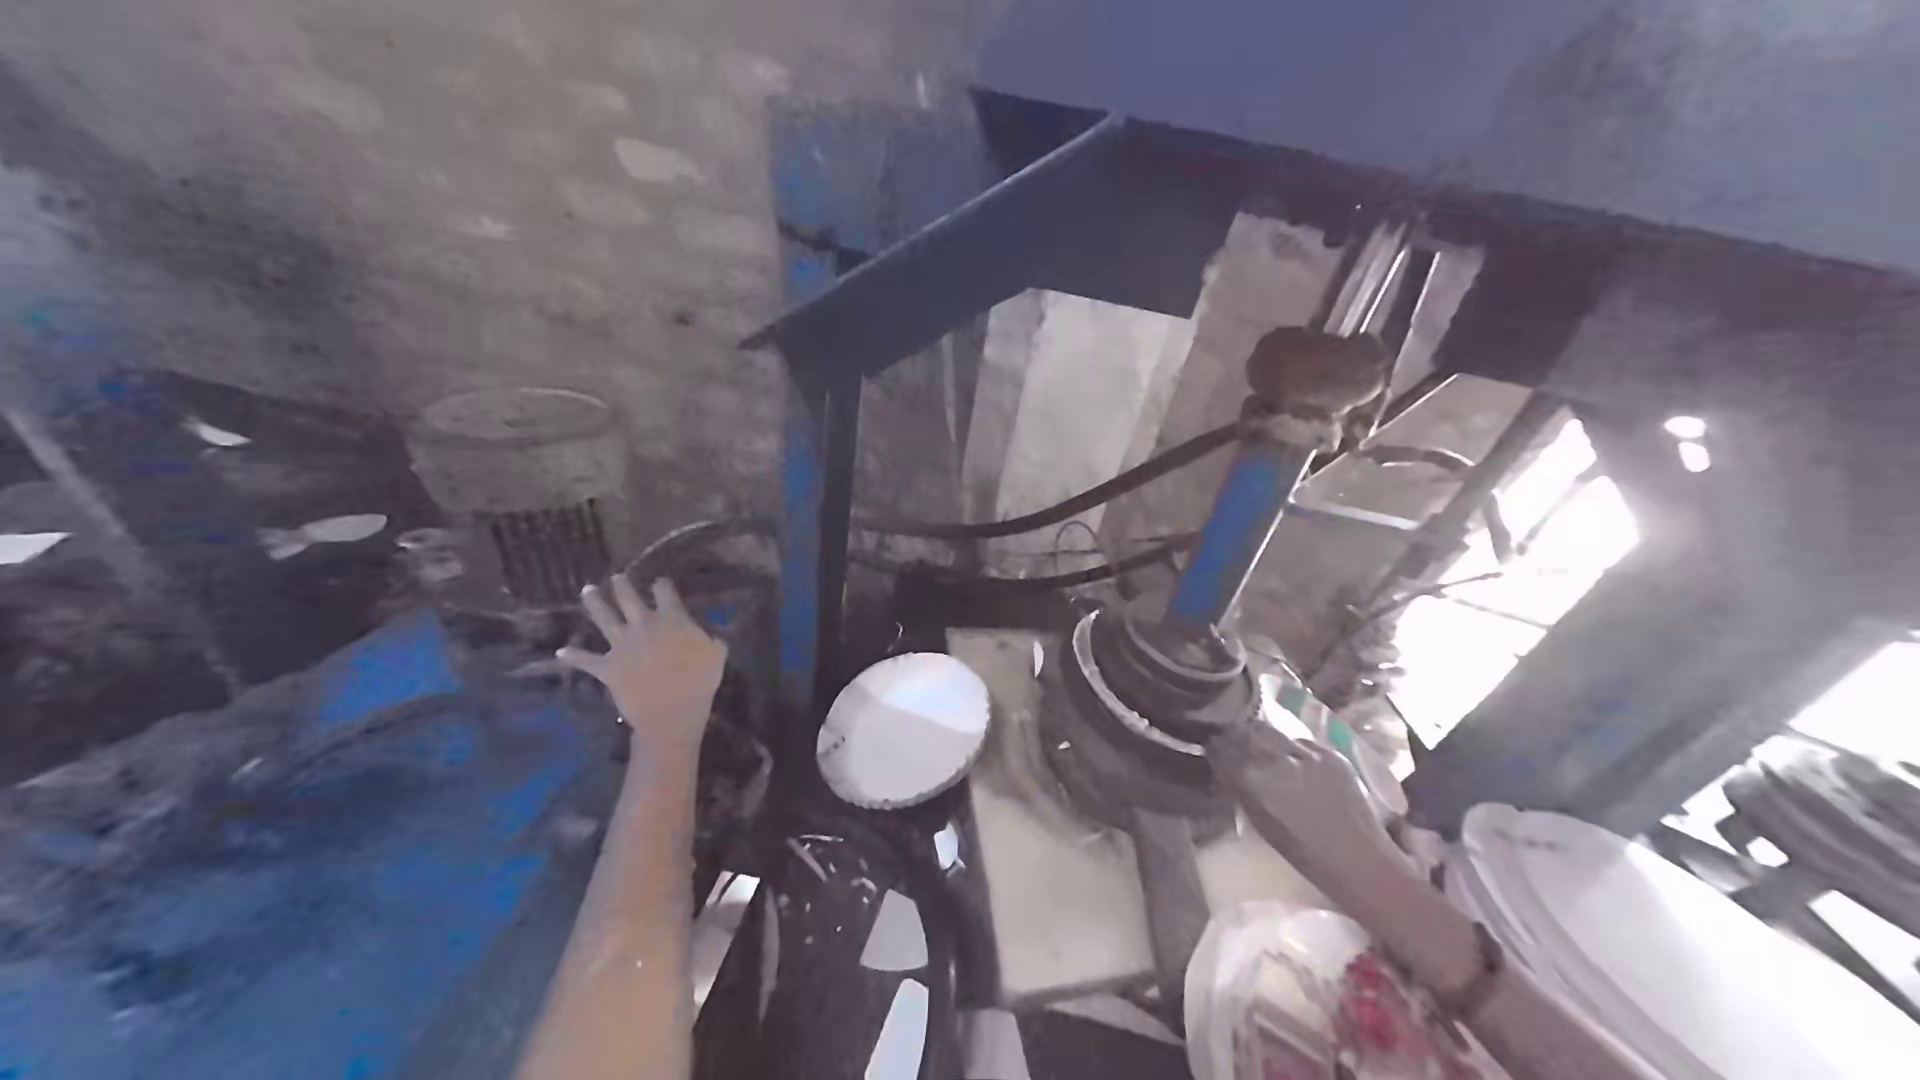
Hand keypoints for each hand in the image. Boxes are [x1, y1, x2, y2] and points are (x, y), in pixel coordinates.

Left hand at [558, 574, 726, 756]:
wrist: (671, 712)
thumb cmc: (700, 680)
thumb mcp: (717, 651)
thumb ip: (712, 633)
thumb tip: (709, 626)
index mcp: (671, 618)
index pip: (663, 590)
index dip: (662, 584)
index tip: (661, 583)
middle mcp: (642, 624)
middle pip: (627, 597)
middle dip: (621, 584)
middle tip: (617, 578)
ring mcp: (621, 645)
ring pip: (603, 617)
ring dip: (594, 602)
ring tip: (587, 590)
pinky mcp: (607, 667)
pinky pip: (586, 660)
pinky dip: (573, 656)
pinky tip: (561, 652)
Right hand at [1211, 722, 1479, 991]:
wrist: (1360, 862)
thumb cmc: (1303, 853)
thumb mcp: (1260, 821)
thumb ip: (1242, 789)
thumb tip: (1228, 768)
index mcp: (1254, 779)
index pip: (1225, 749)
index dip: (1216, 746)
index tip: (1211, 746)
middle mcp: (1277, 759)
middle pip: (1247, 733)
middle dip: (1236, 735)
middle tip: (1230, 738)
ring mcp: (1306, 753)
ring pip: (1272, 731)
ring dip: (1260, 734)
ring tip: (1255, 738)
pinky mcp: (1330, 754)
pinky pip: (1300, 741)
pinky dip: (1289, 745)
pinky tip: (1288, 753)